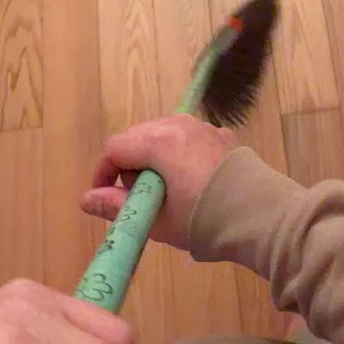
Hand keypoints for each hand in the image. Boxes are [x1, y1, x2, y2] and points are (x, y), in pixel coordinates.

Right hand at [80, 117, 239, 250]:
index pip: (114, 147)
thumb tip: (86, 199)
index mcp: (157, 142)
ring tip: (163, 189)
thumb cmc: (201, 219)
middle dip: (128, 164)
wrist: (257, 214)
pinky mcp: (219, 134)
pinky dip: (178, 153)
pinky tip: (189, 180)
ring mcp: (201, 126)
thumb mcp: (155, 219)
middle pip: (137, 136)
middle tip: (136, 197)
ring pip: (162, 133)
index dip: (103, 172)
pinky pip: (187, 137)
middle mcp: (177, 124)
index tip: (106, 199)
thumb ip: (117, 206)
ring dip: (153, 156)